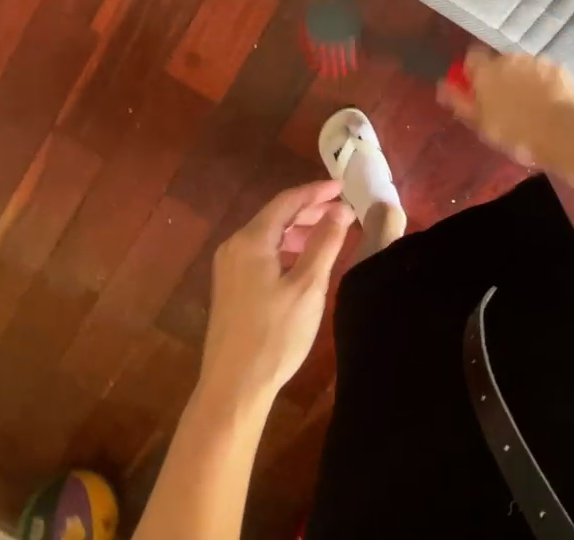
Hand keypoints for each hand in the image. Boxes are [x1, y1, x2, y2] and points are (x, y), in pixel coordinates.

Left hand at [200, 180, 353, 403]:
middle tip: (343, 211)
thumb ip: (325, 243)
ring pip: (269, 235)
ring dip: (299, 230)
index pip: (287, 201)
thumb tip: (341, 210)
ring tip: (330, 234)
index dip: (317, 192)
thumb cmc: (274, 335)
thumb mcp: (308, 286)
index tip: (344, 187)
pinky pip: (261, 253)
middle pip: (276, 216)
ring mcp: (229, 268)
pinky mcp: (230, 287)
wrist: (233, 387)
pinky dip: (286, 248)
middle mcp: (234, 246)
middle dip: (310, 210)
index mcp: (251, 241)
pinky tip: (305, 261)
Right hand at [438, 49, 573, 170]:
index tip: (477, 88)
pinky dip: (544, 83)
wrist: (561, 133)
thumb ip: (458, 101)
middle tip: (505, 103)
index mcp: (486, 71)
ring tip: (530, 106)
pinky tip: (548, 102)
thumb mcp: (480, 123)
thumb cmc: (515, 133)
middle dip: (500, 77)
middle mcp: (509, 58)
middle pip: (499, 62)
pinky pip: (545, 72)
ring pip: (523, 66)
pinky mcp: (558, 68)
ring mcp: (536, 61)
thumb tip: (442, 85)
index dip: (473, 70)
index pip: (471, 56)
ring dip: (522, 79)